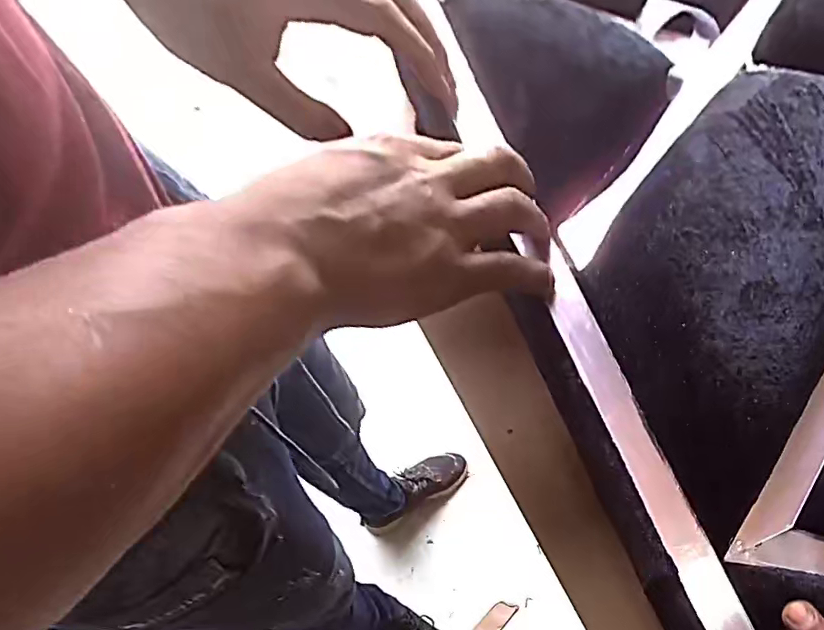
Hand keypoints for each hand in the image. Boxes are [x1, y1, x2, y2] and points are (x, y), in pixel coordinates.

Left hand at [125, 0, 456, 139]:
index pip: (406, 35)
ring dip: (411, 27)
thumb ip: (300, 111)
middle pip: (409, 6)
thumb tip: (344, 138)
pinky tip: (375, 31)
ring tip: (416, 65)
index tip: (447, 108)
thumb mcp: (238, 66)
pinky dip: (381, 10)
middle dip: (432, 51)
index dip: (432, 75)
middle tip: (443, 92)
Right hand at [213, 134, 550, 327]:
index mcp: (392, 149)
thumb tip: (356, 172)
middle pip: (499, 164)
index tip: (480, 180)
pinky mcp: (455, 271)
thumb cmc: (282, 219)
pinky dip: (539, 277)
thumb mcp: (320, 168)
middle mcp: (429, 180)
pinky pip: (515, 270)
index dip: (475, 167)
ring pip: (517, 208)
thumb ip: (355, 169)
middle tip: (527, 200)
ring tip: (542, 241)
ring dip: (538, 225)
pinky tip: (545, 285)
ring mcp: (447, 225)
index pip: (454, 149)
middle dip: (521, 180)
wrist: (279, 254)